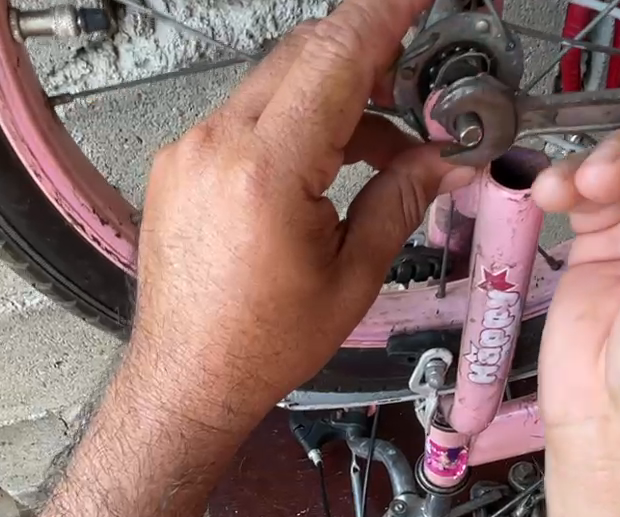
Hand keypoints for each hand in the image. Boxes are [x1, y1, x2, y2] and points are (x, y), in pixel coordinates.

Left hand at [127, 0, 471, 430]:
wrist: (189, 377)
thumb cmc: (258, 346)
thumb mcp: (351, 280)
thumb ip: (399, 202)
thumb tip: (442, 161)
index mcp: (266, 172)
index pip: (336, 53)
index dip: (385, 13)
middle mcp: (216, 146)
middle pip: (304, 55)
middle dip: (365, 62)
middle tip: (409, 92)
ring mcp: (189, 152)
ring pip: (273, 85)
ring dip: (330, 103)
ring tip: (374, 154)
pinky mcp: (178, 166)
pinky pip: (242, 118)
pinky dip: (288, 127)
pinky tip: (316, 168)